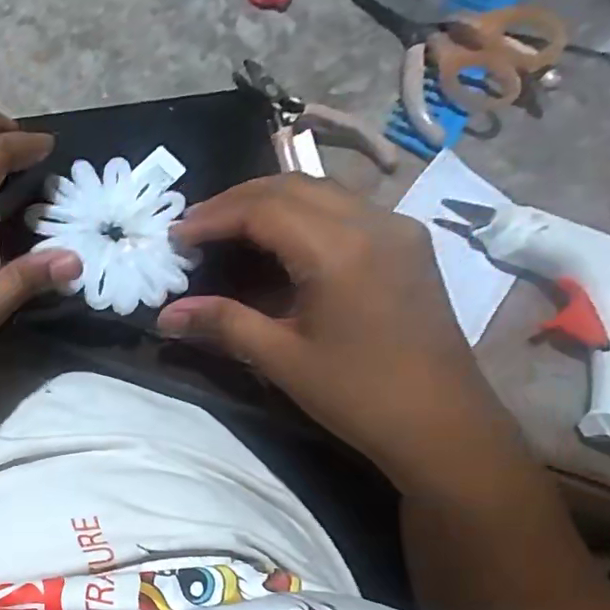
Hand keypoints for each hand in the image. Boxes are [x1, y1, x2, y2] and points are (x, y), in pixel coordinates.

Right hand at [155, 175, 518, 491]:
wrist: (443, 424)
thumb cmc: (359, 396)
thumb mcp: (282, 360)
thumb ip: (223, 325)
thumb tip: (166, 317)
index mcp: (340, 250)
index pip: (264, 208)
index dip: (213, 217)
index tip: (177, 237)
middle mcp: (373, 222)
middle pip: (292, 185)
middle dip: (236, 200)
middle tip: (195, 228)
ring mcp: (397, 229)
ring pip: (322, 191)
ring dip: (270, 202)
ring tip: (229, 230)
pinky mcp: (408, 244)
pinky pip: (345, 209)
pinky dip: (303, 214)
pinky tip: (281, 243)